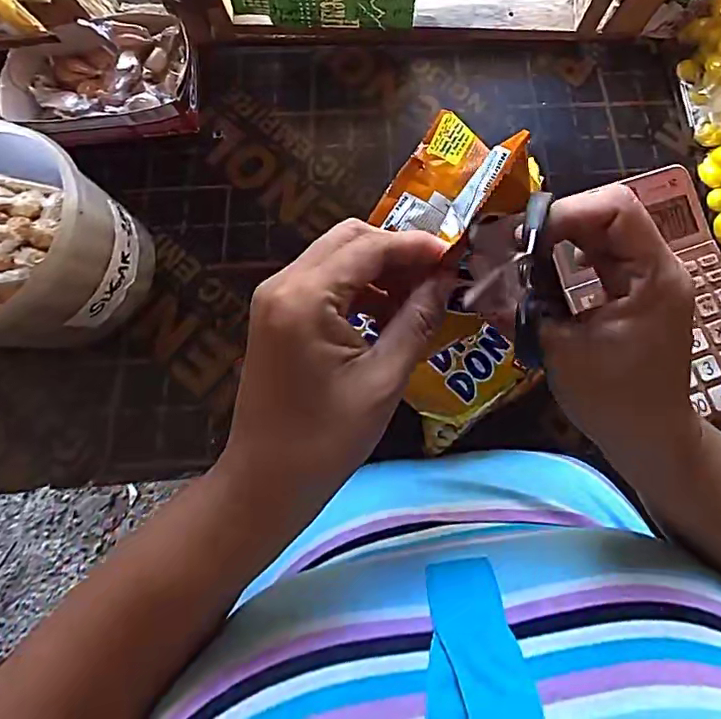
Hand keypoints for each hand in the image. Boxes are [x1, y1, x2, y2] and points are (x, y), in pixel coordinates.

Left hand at [219, 220, 455, 502]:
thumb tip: (446, 280)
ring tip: (419, 294)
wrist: (265, 481)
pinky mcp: (276, 312)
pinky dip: (357, 286)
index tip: (455, 254)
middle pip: (348, 239)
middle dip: (396, 250)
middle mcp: (283, 283)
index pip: (368, 247)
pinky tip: (387, 311)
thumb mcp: (383, 380)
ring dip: (377, 267)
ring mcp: (274, 296)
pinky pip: (323, 280)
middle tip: (437, 273)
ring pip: (335, 256)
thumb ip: (417, 320)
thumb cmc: (326, 440)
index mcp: (304, 297)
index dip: (415, 246)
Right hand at [541, 184, 700, 461]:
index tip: (526, 236)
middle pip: (606, 210)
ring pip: (599, 226)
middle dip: (556, 219)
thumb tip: (478, 274)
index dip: (566, 211)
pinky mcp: (632, 285)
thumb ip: (522, 305)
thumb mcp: (561, 350)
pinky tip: (541, 266)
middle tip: (515, 241)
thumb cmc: (613, 402)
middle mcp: (657, 265)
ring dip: (558, 233)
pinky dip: (566, 250)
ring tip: (522, 250)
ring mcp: (647, 274)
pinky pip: (598, 250)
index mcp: (655, 275)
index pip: (616, 208)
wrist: (650, 441)